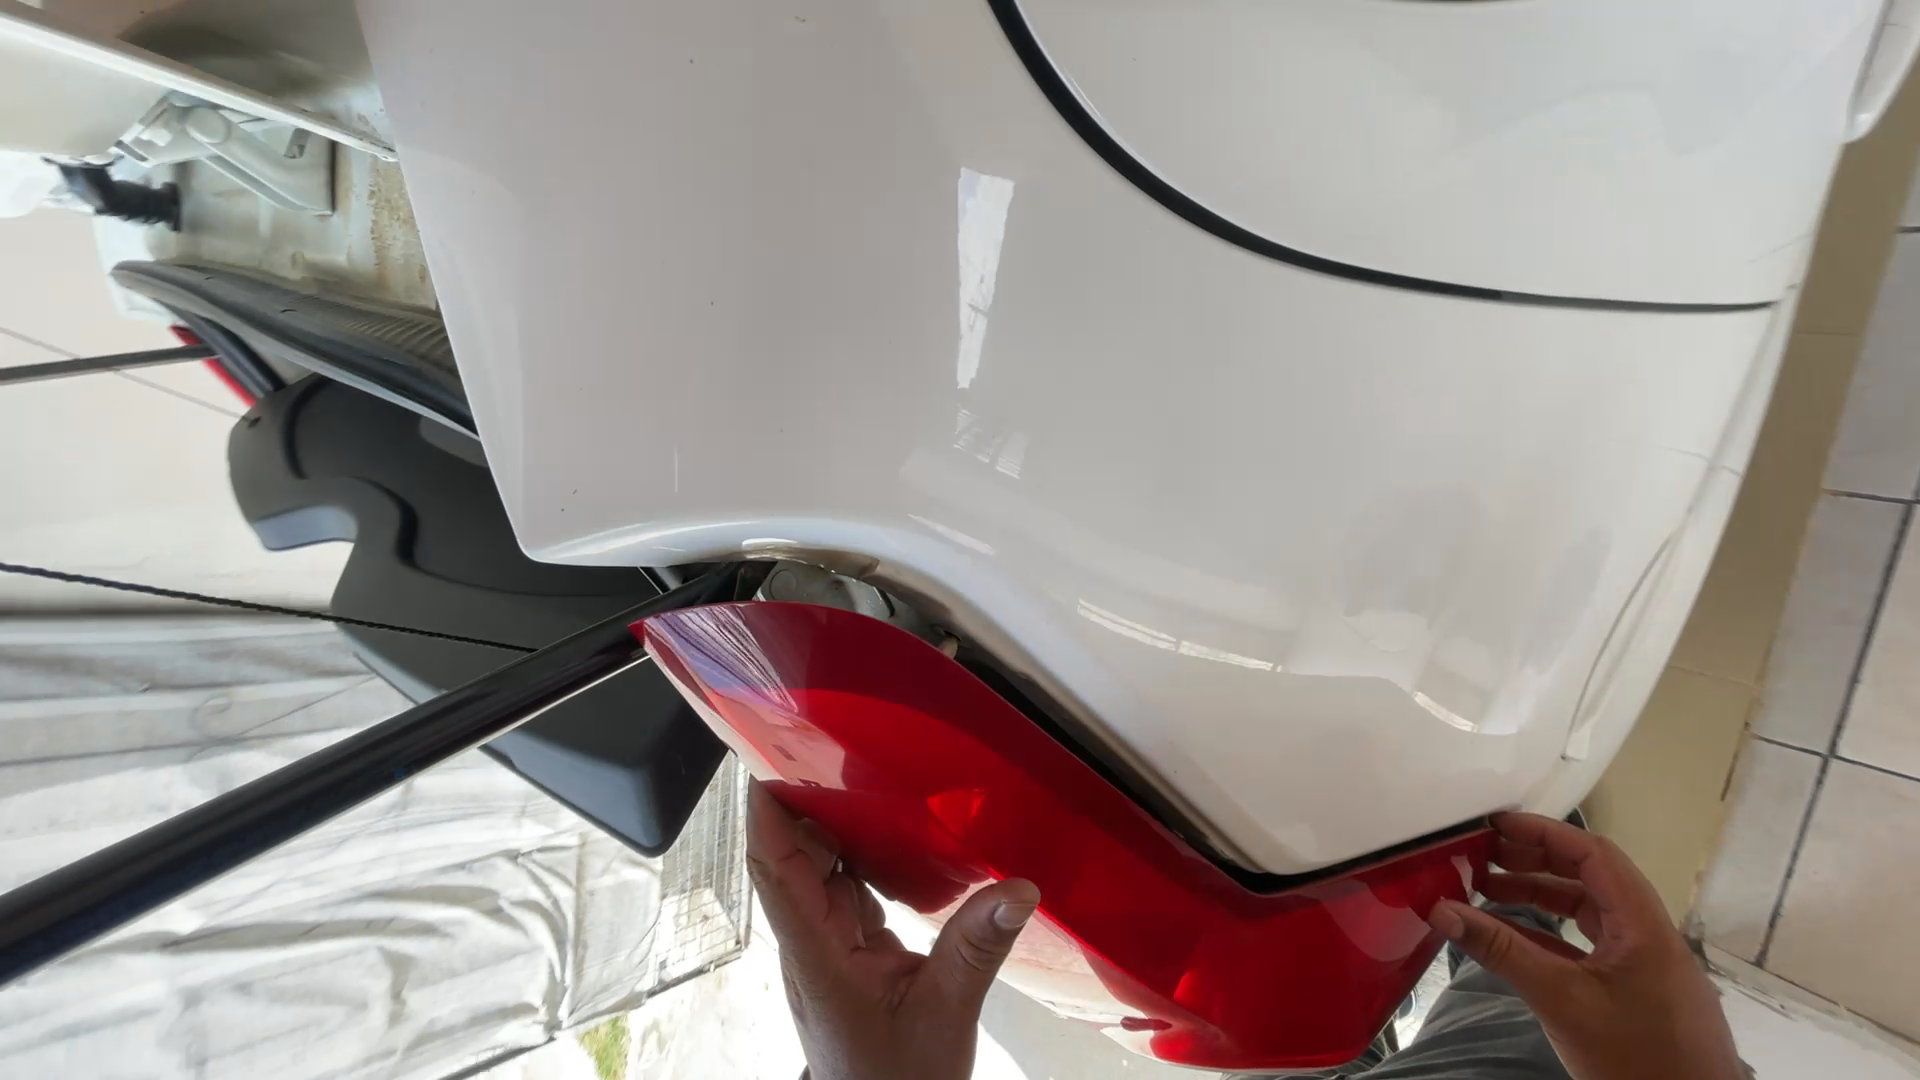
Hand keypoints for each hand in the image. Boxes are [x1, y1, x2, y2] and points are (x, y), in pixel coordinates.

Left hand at [747, 779, 1039, 1079]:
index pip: (775, 868)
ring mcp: (825, 940)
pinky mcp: (846, 945)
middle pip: (791, 853)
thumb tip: (1019, 889)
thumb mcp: (945, 1016)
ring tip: (861, 770)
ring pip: (817, 864)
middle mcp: (810, 938)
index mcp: (816, 952)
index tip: (772, 757)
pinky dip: (859, 851)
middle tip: (835, 744)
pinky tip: (889, 828)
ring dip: (833, 821)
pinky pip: (843, 883)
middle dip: (804, 798)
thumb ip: (976, 949)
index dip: (766, 812)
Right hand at [1428, 812, 1747, 1079]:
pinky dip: (1545, 929)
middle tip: (1481, 855)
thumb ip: (1499, 950)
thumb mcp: (1560, 1001)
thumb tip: (1440, 910)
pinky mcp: (1635, 990)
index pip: (1594, 855)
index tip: (1494, 827)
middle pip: (1590, 876)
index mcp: (1644, 929)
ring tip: (1485, 890)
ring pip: (1587, 908)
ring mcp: (1644, 965)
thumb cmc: (1638, 1061)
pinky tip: (1508, 934)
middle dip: (1533, 859)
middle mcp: (1648, 937)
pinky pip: (1585, 941)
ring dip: (1537, 892)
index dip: (1543, 832)